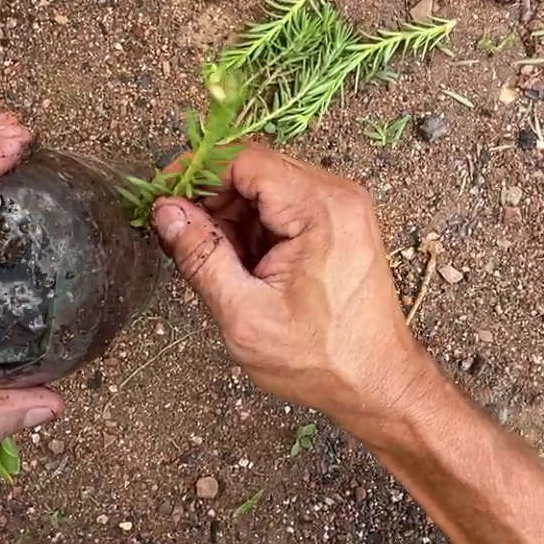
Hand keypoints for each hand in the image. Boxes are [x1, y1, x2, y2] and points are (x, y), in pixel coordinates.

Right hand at [149, 145, 437, 428]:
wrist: (378, 383)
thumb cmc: (318, 358)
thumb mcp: (245, 314)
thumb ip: (202, 256)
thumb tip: (165, 210)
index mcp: (320, 209)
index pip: (245, 160)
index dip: (197, 173)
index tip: (164, 200)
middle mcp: (338, 195)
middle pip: (256, 169)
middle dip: (214, 200)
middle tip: (186, 240)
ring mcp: (343, 207)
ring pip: (268, 187)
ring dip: (234, 216)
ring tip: (221, 264)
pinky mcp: (342, 223)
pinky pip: (286, 205)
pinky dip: (257, 227)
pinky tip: (247, 266)